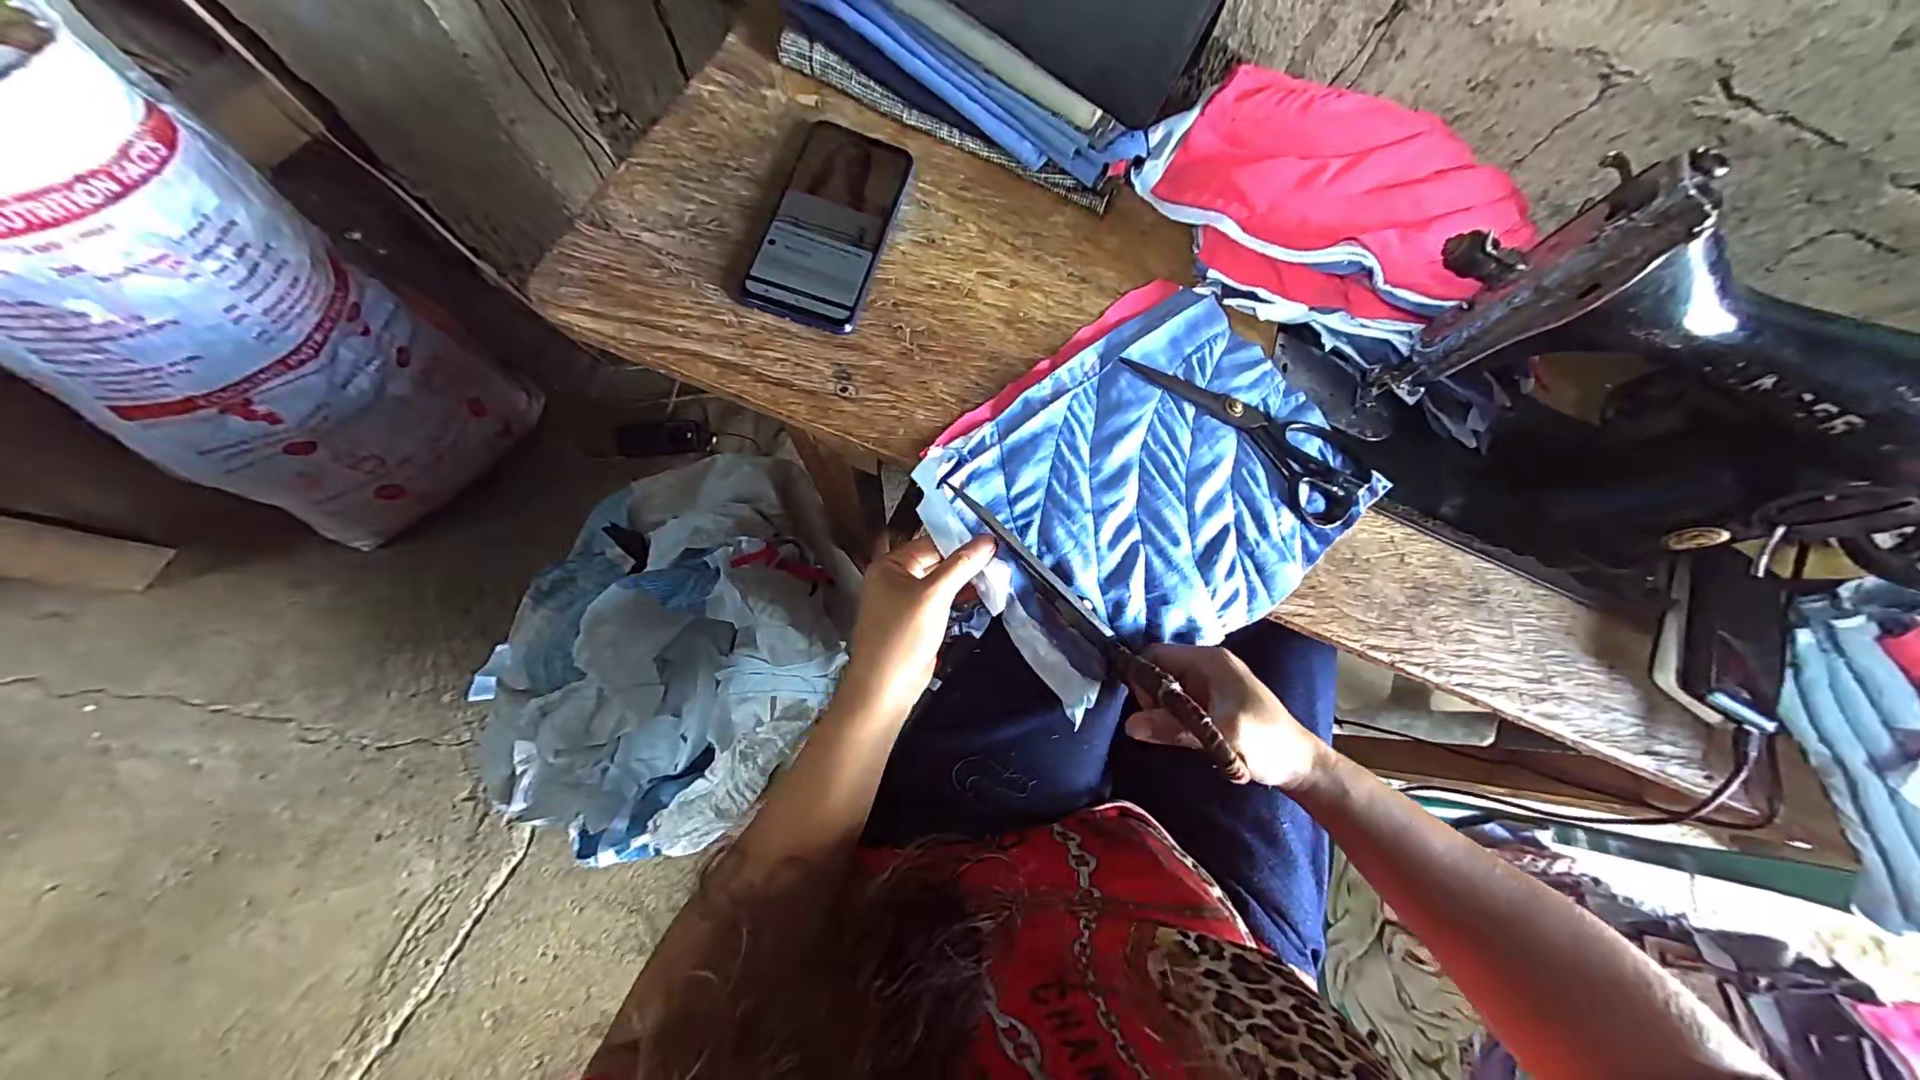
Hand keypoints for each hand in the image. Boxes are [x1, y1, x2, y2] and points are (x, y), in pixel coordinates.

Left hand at [835, 534, 995, 721]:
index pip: (930, 543)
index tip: (993, 541)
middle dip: (965, 562)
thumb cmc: (902, 636)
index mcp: (889, 565)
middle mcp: (894, 579)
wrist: (885, 688)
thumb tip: (987, 540)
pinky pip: (940, 601)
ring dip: (965, 580)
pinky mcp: (916, 621)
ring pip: (941, 582)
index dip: (961, 542)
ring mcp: (905, 601)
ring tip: (996, 575)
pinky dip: (958, 598)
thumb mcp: (934, 595)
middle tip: (999, 559)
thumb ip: (961, 565)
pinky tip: (980, 595)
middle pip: (936, 561)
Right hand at [1124, 644, 1335, 790]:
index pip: (1155, 654)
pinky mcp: (1213, 700)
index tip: (1141, 709)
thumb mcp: (1218, 737)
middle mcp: (1207, 664)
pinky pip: (1180, 701)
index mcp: (1209, 660)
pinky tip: (1183, 734)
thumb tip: (1129, 724)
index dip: (1141, 677)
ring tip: (1175, 734)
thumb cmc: (1266, 744)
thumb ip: (1173, 728)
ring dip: (1164, 710)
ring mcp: (1211, 682)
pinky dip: (1175, 716)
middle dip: (1151, 697)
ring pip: (1167, 688)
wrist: (1302, 766)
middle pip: (1159, 670)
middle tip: (1160, 726)